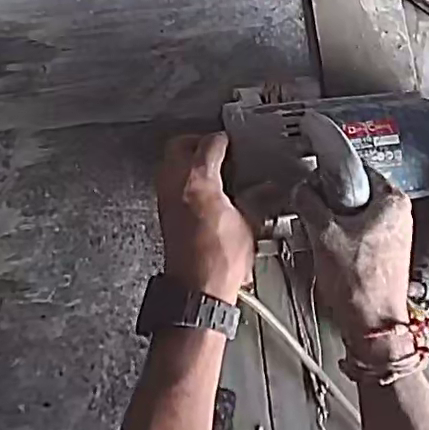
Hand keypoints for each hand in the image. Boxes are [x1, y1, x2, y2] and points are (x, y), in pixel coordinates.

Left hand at [155, 133, 254, 304]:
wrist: (198, 289)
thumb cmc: (219, 262)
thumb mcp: (248, 224)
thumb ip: (255, 200)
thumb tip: (264, 190)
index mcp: (199, 181)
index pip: (209, 144)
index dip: (224, 140)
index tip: (231, 142)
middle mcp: (176, 185)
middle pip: (179, 145)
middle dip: (198, 141)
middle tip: (216, 147)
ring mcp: (166, 198)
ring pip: (170, 162)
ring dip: (187, 159)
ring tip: (209, 167)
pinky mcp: (164, 213)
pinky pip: (169, 182)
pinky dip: (183, 178)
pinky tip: (202, 190)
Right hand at [294, 172, 412, 344]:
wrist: (370, 324)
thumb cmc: (359, 285)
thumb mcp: (323, 234)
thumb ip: (309, 203)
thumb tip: (302, 191)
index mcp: (394, 202)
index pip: (358, 169)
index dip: (331, 175)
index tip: (315, 181)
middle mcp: (400, 216)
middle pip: (356, 192)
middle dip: (332, 200)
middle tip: (315, 211)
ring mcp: (394, 235)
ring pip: (355, 213)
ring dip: (335, 219)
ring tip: (323, 234)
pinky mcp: (385, 251)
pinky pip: (358, 231)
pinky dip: (342, 234)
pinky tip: (330, 248)